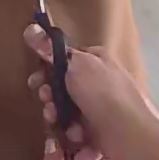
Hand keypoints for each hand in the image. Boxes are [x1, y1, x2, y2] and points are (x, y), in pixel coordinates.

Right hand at [22, 24, 158, 159]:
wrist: (128, 132)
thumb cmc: (102, 92)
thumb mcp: (74, 65)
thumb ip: (50, 49)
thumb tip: (30, 27)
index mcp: (96, 59)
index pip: (65, 58)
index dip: (47, 68)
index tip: (35, 78)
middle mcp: (99, 79)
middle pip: (63, 84)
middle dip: (49, 93)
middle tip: (44, 98)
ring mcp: (99, 103)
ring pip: (66, 106)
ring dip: (57, 112)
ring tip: (55, 119)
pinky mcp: (98, 126)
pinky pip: (76, 124)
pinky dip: (72, 128)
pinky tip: (75, 132)